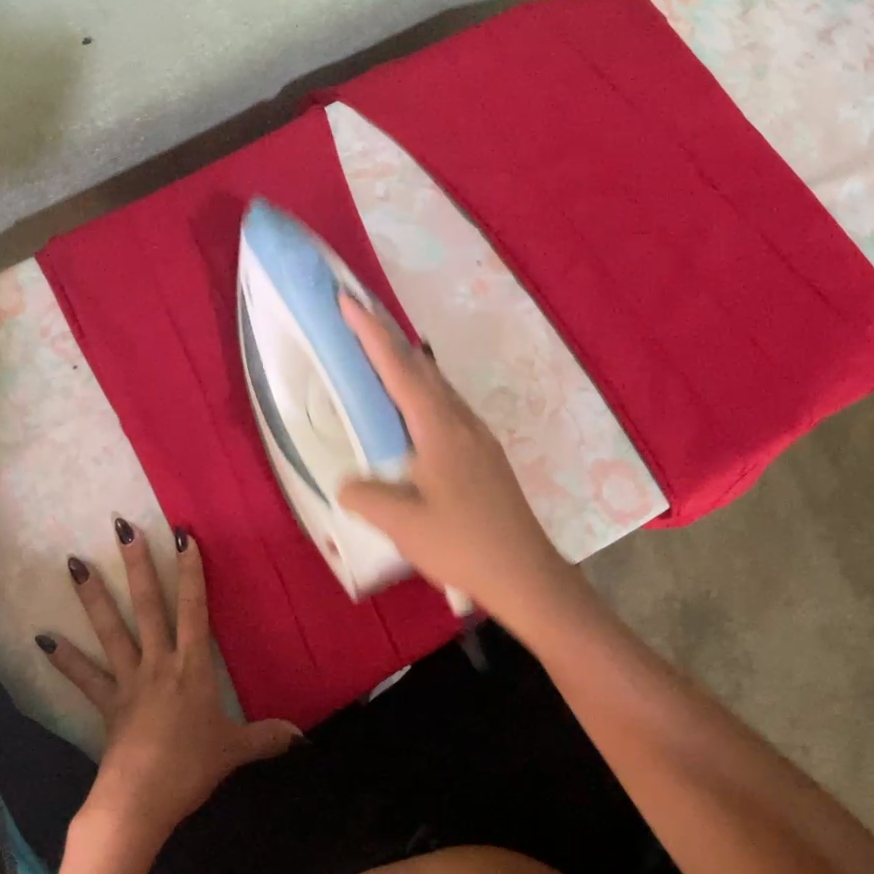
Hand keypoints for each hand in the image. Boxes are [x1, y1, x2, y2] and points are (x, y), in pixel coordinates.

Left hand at [39, 518, 300, 854]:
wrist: (139, 801)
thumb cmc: (190, 768)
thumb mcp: (234, 750)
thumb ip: (266, 737)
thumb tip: (301, 737)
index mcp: (192, 667)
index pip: (193, 609)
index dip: (189, 571)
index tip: (181, 535)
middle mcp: (158, 663)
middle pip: (147, 606)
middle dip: (136, 565)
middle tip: (122, 528)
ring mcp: (128, 681)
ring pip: (110, 630)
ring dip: (92, 596)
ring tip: (74, 562)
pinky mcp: (107, 704)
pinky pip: (84, 678)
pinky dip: (64, 659)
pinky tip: (42, 638)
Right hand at [336, 296, 578, 619]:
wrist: (525, 573)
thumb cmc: (462, 543)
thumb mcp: (402, 524)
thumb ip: (367, 496)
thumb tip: (347, 484)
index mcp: (438, 428)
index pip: (399, 369)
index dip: (371, 333)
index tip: (348, 301)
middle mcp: (461, 422)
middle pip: (422, 368)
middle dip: (388, 340)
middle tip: (357, 324)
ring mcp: (478, 437)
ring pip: (437, 387)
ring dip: (407, 367)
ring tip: (378, 362)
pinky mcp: (485, 455)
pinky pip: (446, 408)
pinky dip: (421, 394)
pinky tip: (412, 417)